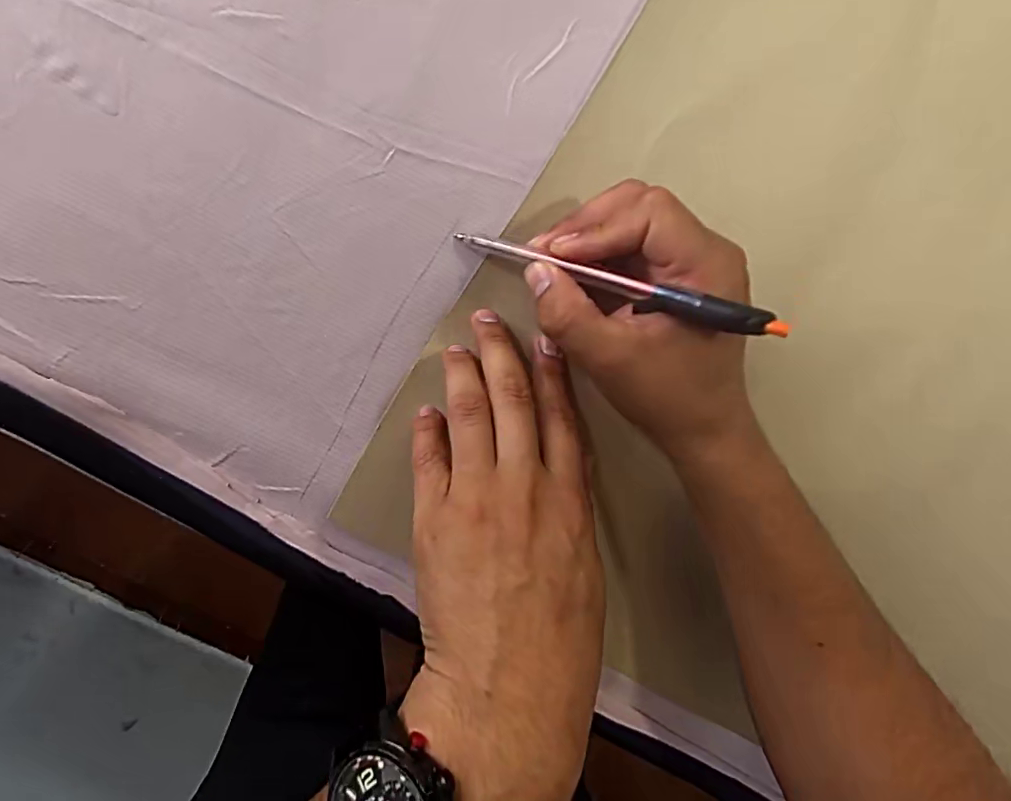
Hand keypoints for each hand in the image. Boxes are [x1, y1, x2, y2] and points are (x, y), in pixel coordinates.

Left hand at [399, 310, 604, 800]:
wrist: (507, 690)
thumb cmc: (559, 641)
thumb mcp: (583, 569)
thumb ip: (567, 510)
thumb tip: (548, 466)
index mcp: (570, 502)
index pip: (560, 419)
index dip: (550, 374)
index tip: (542, 341)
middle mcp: (525, 489)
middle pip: (513, 402)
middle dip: (500, 354)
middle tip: (488, 320)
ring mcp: (476, 499)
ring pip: (471, 417)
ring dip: (462, 377)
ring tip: (456, 348)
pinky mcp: (435, 517)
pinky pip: (430, 459)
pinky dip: (428, 430)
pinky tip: (427, 410)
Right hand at [525, 180, 757, 457]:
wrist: (702, 429)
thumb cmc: (670, 397)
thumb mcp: (609, 359)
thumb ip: (568, 314)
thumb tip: (536, 272)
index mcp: (705, 265)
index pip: (647, 213)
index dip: (595, 229)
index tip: (555, 257)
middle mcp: (702, 251)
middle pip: (635, 203)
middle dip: (584, 225)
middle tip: (545, 256)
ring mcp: (685, 258)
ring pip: (625, 216)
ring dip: (582, 237)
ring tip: (551, 266)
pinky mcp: (666, 270)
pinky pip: (622, 240)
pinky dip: (589, 252)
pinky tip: (569, 275)